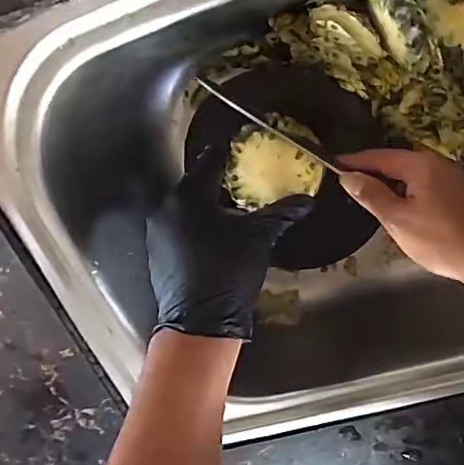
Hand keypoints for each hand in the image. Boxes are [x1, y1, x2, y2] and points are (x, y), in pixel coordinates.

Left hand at [147, 144, 312, 339]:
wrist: (201, 320)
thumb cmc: (229, 270)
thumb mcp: (261, 236)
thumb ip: (282, 212)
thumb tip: (306, 200)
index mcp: (189, 196)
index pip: (209, 160)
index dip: (224, 150)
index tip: (235, 144)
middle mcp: (166, 207)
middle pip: (194, 182)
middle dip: (216, 179)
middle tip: (238, 177)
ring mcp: (158, 231)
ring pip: (185, 205)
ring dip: (206, 202)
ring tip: (230, 206)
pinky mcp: (158, 252)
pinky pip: (178, 225)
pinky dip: (196, 222)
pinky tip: (216, 233)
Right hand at [338, 149, 463, 285]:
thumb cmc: (440, 239)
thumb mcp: (398, 219)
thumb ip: (372, 195)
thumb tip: (349, 176)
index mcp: (420, 165)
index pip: (380, 156)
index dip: (356, 161)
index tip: (336, 164)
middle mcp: (440, 164)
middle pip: (400, 164)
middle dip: (378, 173)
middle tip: (355, 184)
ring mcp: (457, 178)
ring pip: (418, 177)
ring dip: (398, 185)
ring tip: (379, 200)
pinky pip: (433, 188)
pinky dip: (417, 194)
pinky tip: (412, 212)